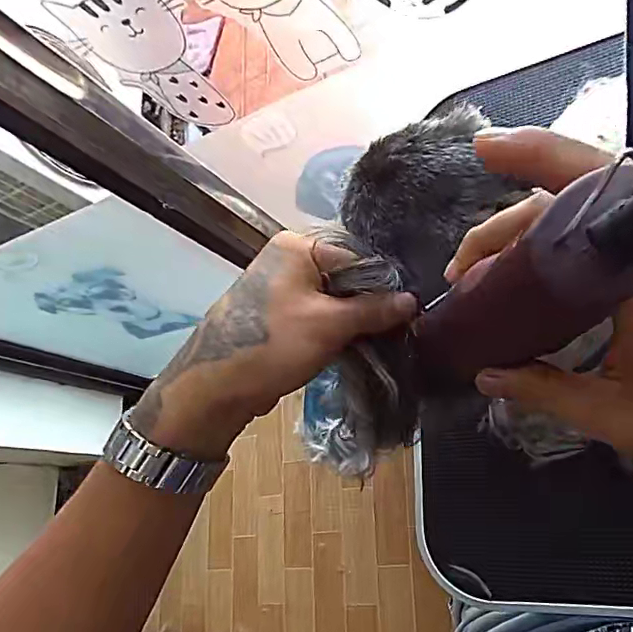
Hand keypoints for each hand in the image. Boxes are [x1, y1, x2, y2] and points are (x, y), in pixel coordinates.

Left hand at [134, 231, 417, 459]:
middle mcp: (290, 260)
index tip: (408, 309)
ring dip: (357, 320)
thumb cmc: (274, 344)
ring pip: (336, 299)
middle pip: (347, 276)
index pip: (357, 254)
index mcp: (298, 246)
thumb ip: (373, 310)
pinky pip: (322, 315)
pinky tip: (358, 345)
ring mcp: (285, 288)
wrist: (220, 385)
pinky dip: (339, 330)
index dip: (384, 282)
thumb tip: (412, 301)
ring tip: (383, 338)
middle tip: (400, 327)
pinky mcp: (284, 315)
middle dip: (371, 303)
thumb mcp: (330, 325)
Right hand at [457, 129, 632, 493]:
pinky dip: (554, 242)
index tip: (485, 150)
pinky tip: (527, 270)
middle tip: (461, 272)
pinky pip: (601, 235)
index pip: (581, 197)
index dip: (533, 157)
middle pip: (570, 202)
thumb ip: (545, 392)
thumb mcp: (617, 416)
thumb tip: (488, 376)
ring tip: (482, 271)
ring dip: (527, 229)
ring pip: (586, 215)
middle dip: (504, 225)